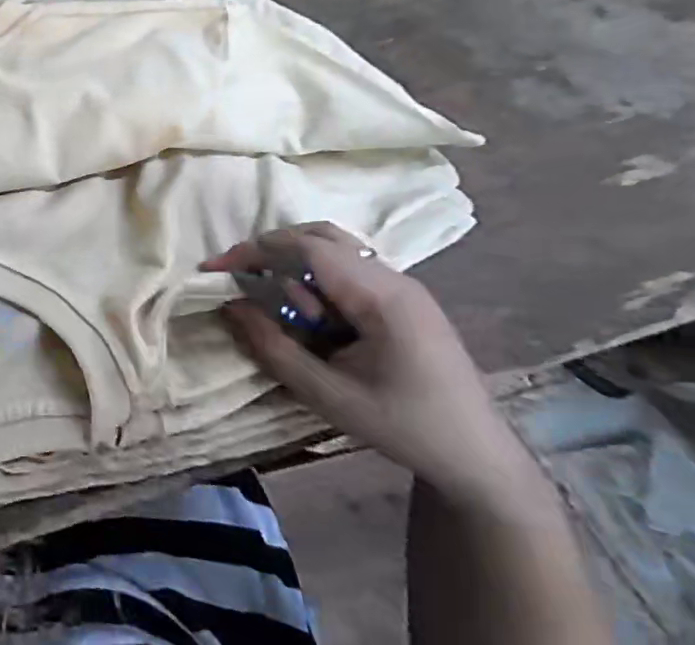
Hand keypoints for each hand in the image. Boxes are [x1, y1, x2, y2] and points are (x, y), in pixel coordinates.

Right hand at [209, 223, 539, 507]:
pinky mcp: (404, 299)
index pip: (307, 248)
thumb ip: (275, 348)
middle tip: (240, 278)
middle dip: (273, 250)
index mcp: (383, 296)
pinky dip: (317, 280)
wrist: (479, 457)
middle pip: (321, 236)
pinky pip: (349, 270)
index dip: (255, 250)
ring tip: (282, 308)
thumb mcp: (329, 395)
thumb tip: (231, 306)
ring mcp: (404, 286)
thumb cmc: (404, 427)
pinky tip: (312, 315)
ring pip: (335, 249)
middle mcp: (395, 278)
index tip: (215, 268)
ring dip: (297, 267)